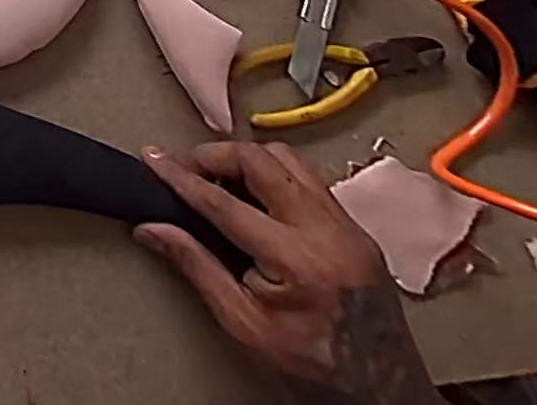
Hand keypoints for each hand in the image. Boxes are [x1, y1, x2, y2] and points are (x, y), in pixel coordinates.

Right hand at [134, 143, 442, 404]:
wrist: (386, 396)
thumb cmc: (314, 367)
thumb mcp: (243, 324)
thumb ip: (195, 265)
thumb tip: (150, 229)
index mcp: (298, 261)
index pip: (223, 201)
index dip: (179, 176)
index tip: (152, 158)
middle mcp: (329, 234)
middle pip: (259, 160)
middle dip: (214, 156)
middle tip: (187, 169)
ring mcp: (348, 228)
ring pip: (286, 159)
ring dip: (246, 160)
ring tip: (220, 181)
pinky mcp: (355, 229)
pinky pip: (308, 178)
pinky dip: (272, 174)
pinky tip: (254, 196)